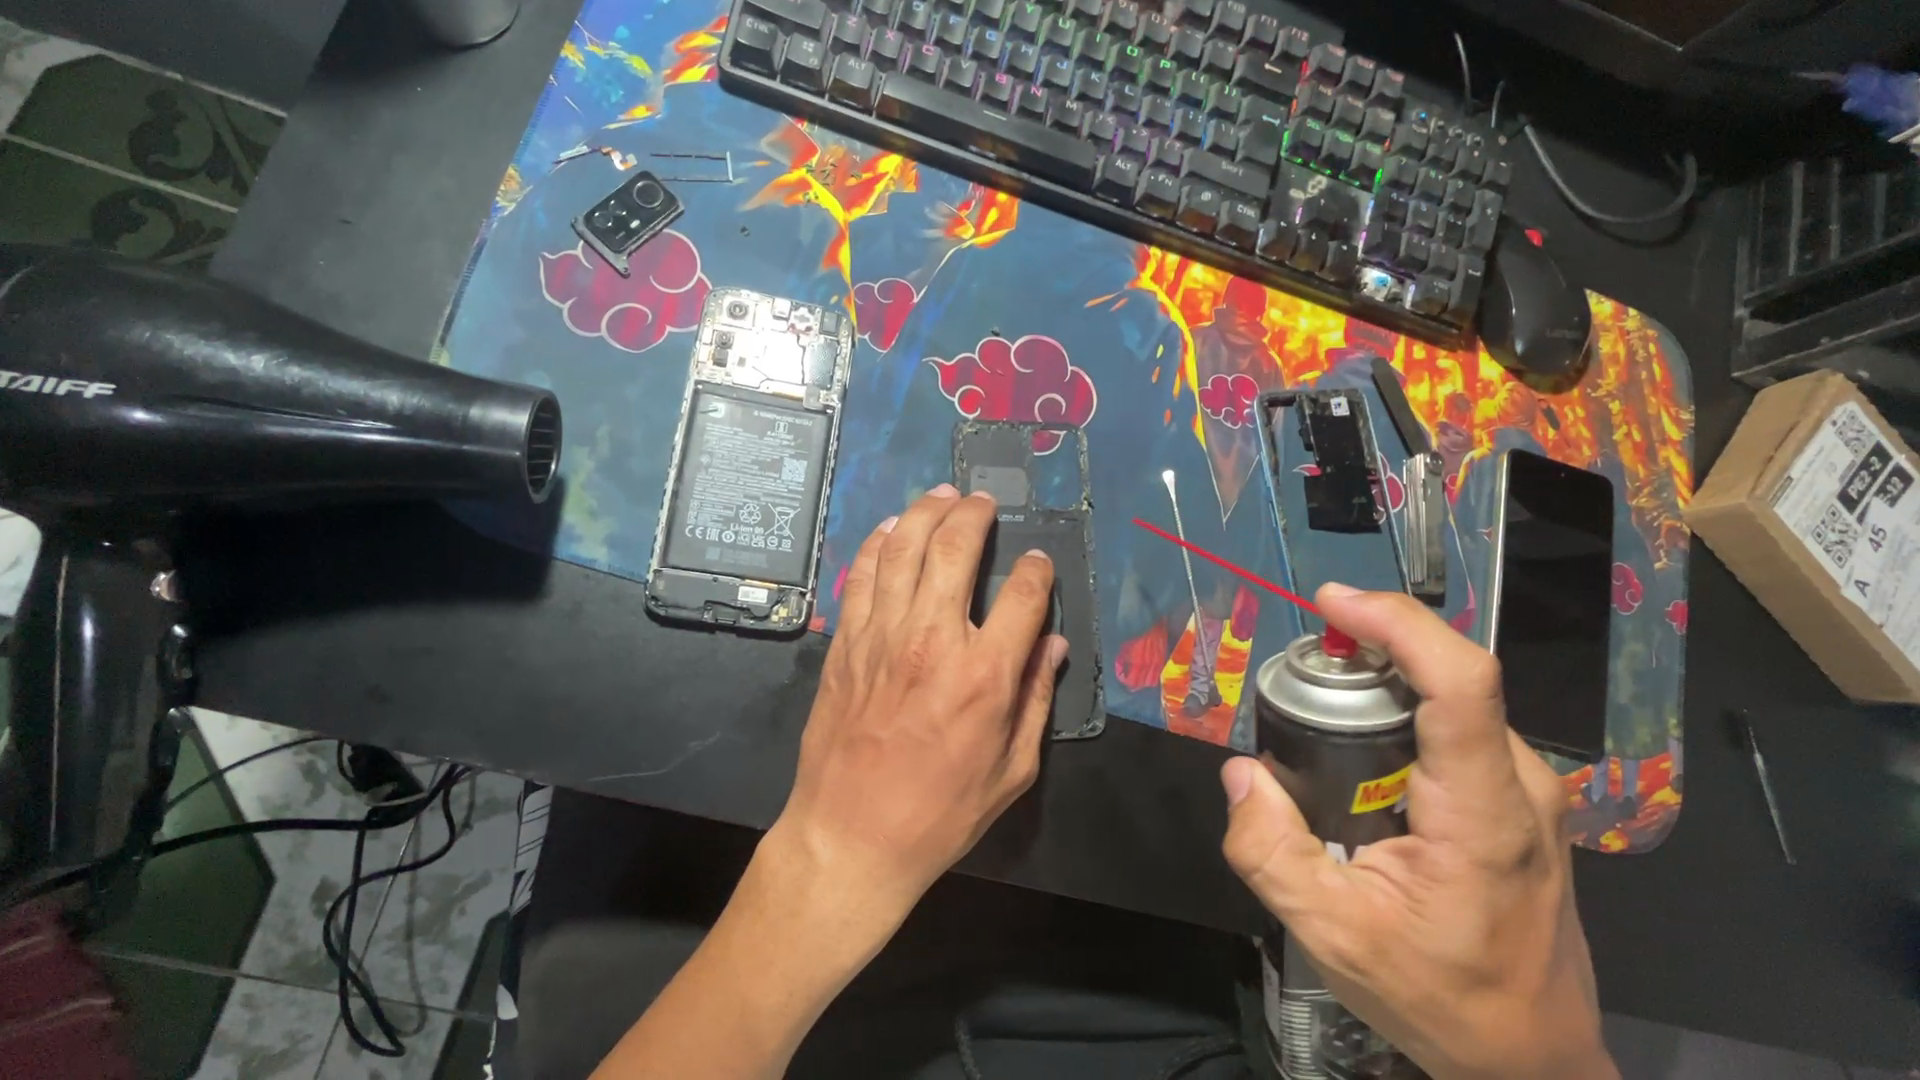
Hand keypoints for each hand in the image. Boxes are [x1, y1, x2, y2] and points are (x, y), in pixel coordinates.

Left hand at [773, 484, 1065, 917]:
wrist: (851, 836)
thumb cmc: (940, 814)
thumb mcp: (1012, 771)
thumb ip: (1034, 700)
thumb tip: (1052, 646)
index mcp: (985, 675)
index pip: (1023, 596)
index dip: (1037, 570)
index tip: (1038, 562)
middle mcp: (933, 640)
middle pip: (955, 550)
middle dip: (975, 515)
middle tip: (983, 501)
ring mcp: (881, 636)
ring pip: (902, 549)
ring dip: (924, 513)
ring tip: (941, 496)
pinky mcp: (845, 644)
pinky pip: (861, 577)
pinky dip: (876, 544)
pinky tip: (889, 529)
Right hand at [1222, 585, 1614, 1079]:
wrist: (1531, 1059)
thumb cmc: (1442, 999)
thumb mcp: (1332, 935)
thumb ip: (1271, 852)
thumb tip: (1241, 774)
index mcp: (1483, 812)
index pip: (1461, 682)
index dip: (1397, 624)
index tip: (1330, 603)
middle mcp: (1520, 785)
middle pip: (1450, 679)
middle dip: (1371, 652)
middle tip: (1298, 673)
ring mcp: (1527, 794)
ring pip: (1453, 703)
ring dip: (1385, 685)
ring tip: (1317, 710)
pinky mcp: (1517, 805)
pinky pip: (1457, 731)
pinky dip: (1403, 715)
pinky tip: (1359, 750)